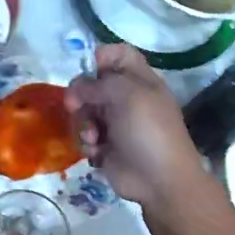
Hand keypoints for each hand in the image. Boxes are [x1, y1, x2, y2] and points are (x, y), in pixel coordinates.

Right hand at [66, 44, 211, 214]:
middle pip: (92, 85)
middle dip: (80, 95)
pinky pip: (85, 137)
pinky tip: (97, 152)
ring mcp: (115, 124)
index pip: (117, 55)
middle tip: (74, 106)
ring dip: (83, 124)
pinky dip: (88, 144)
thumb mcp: (128, 95)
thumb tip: (77, 89)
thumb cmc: (148, 131)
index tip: (85, 70)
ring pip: (84, 112)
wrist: (159, 179)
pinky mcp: (105, 147)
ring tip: (94, 138)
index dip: (99, 57)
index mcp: (139, 80)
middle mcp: (126, 99)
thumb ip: (98, 84)